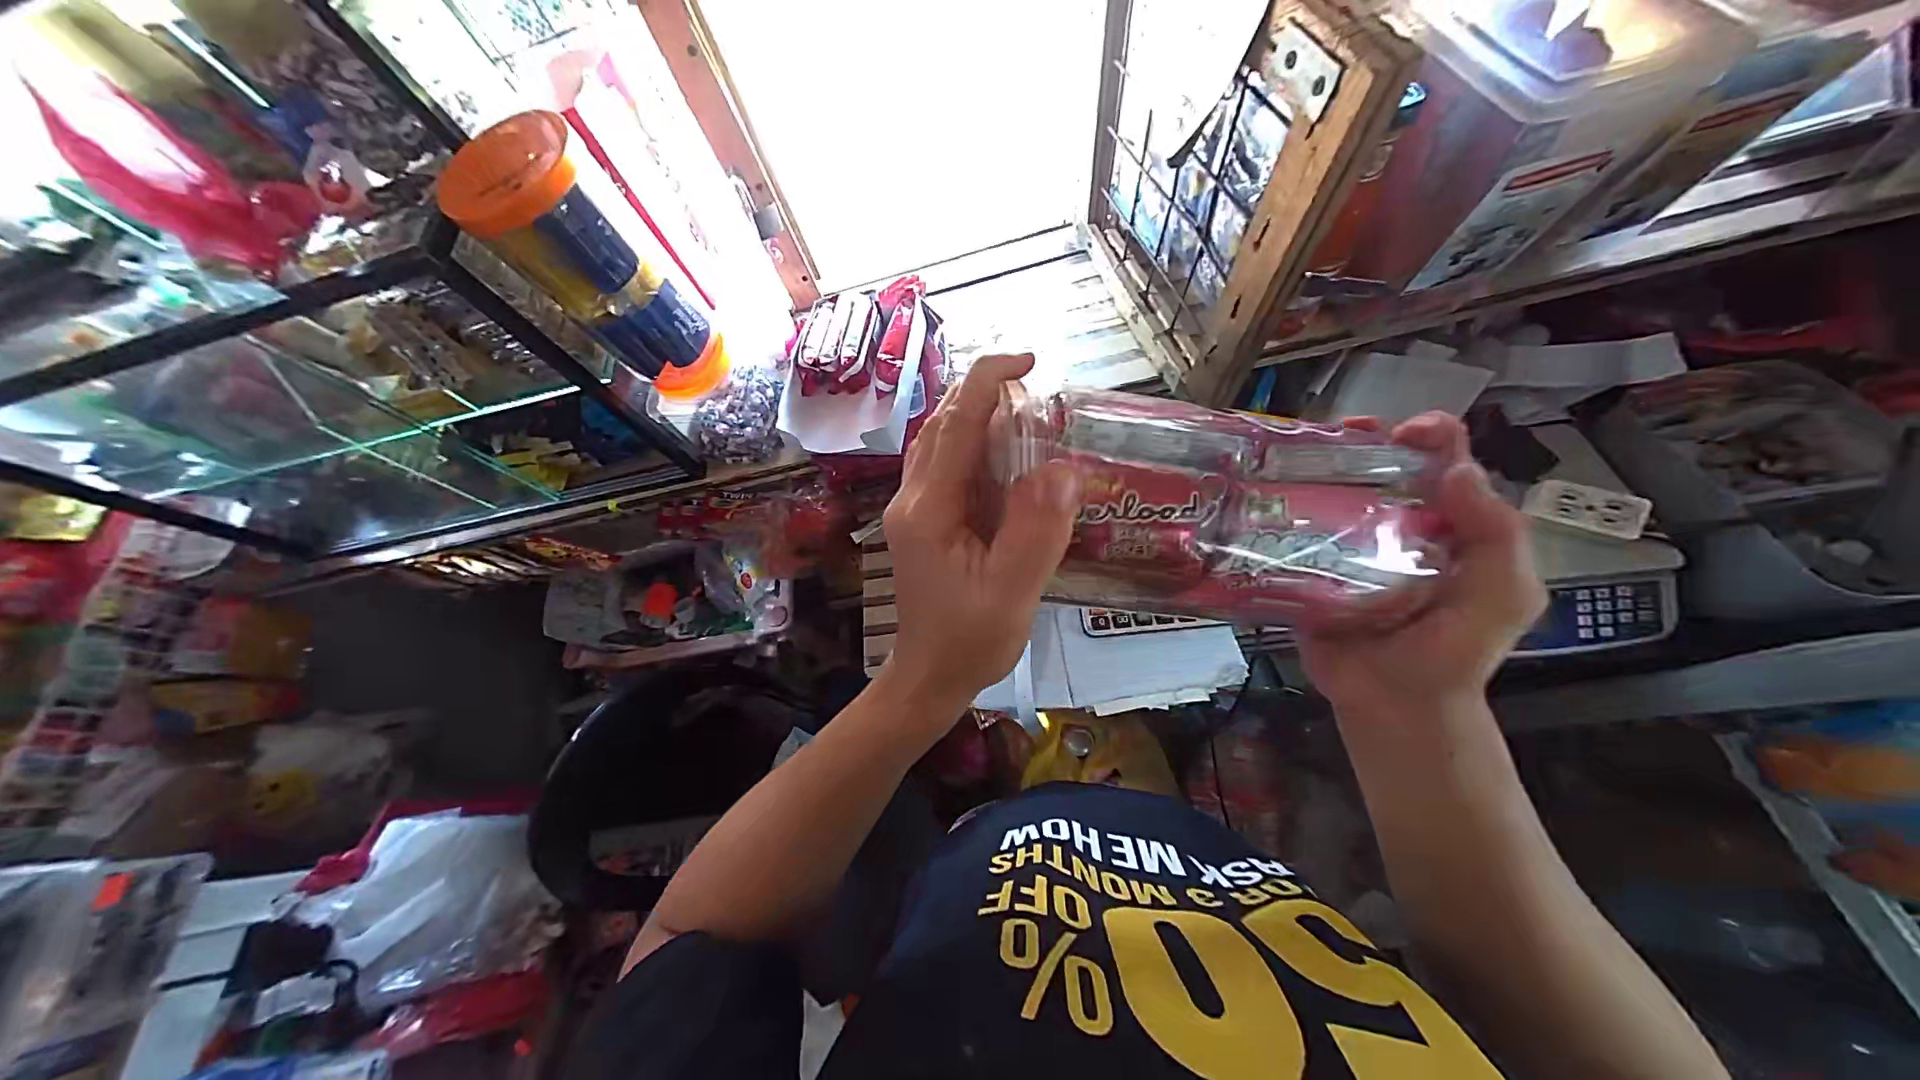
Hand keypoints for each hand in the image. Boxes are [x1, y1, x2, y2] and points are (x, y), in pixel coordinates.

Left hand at [880, 354, 1080, 708]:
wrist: (929, 676)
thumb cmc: (970, 640)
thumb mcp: (1012, 592)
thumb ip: (1037, 531)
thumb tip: (1064, 469)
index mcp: (929, 509)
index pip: (957, 425)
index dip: (990, 381)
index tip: (1029, 361)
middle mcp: (913, 498)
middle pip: (943, 425)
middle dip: (985, 394)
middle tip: (1035, 390)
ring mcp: (913, 509)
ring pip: (941, 443)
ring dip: (978, 417)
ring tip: (1024, 415)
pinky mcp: (923, 521)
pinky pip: (946, 467)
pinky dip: (974, 447)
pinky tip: (1004, 459)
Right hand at [1297, 411, 1545, 714]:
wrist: (1394, 705)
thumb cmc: (1454, 652)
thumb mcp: (1503, 595)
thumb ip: (1497, 537)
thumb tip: (1457, 471)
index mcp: (1449, 524)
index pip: (1445, 462)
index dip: (1430, 434)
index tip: (1402, 433)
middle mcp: (1397, 525)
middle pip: (1381, 467)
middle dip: (1362, 441)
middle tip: (1338, 435)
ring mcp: (1348, 546)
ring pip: (1333, 493)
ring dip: (1315, 467)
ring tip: (1293, 457)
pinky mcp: (1308, 568)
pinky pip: (1294, 533)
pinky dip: (1279, 511)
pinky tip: (1263, 497)